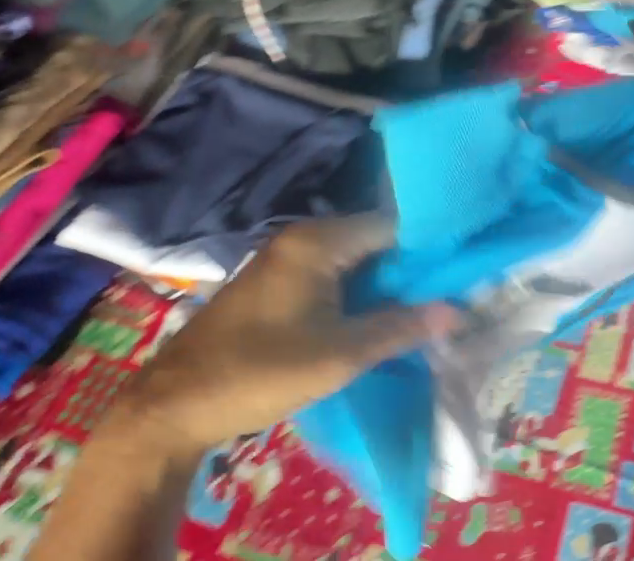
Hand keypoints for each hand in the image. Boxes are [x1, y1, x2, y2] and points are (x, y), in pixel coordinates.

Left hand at [109, 216, 459, 455]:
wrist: (168, 409)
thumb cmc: (259, 371)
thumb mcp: (340, 355)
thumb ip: (400, 327)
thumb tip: (457, 311)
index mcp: (319, 241)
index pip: (393, 225)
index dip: (431, 244)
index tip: (464, 262)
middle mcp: (302, 239)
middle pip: (374, 239)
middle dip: (411, 265)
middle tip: (452, 288)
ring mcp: (284, 261)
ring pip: (353, 260)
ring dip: (385, 281)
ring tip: (425, 303)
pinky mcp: (273, 286)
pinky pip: (331, 275)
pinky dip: (357, 291)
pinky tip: (377, 315)